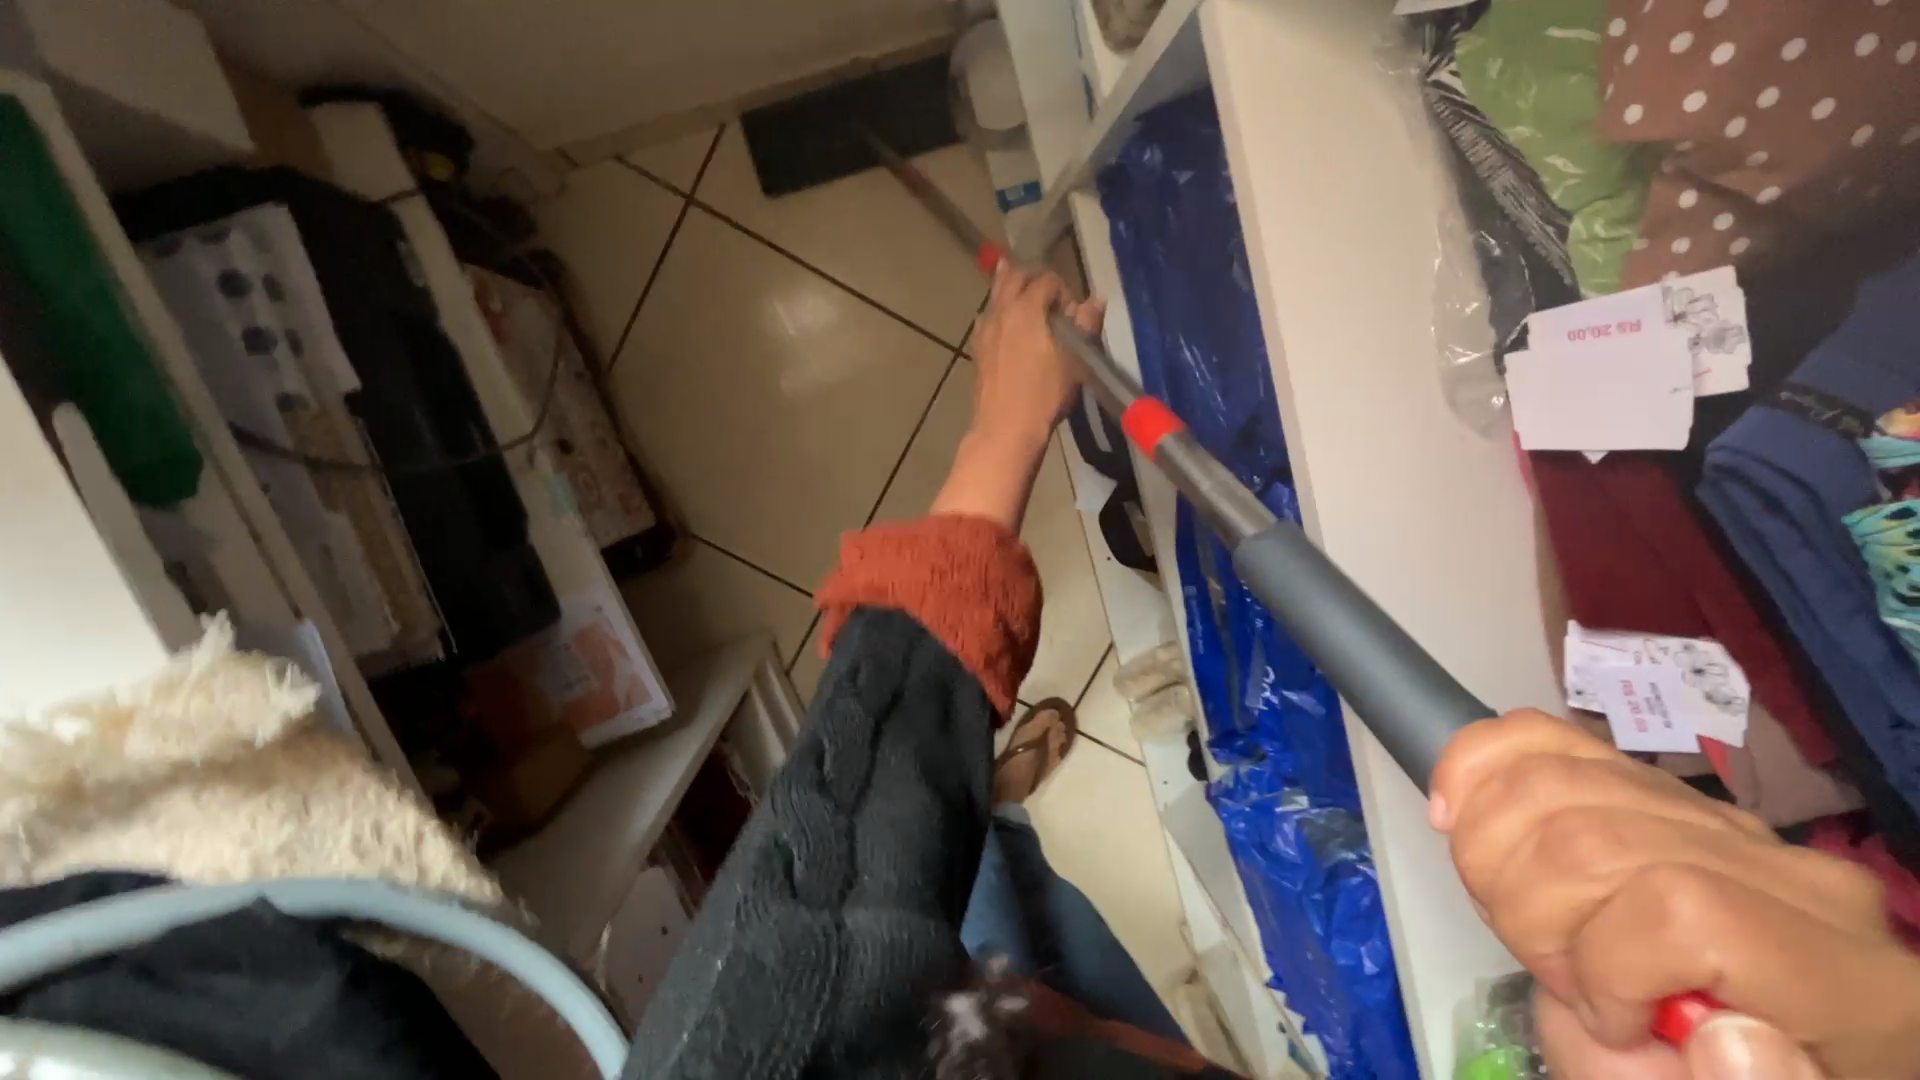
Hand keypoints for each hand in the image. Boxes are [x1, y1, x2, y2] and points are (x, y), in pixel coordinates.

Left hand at [930, 265, 1104, 530]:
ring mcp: (985, 330)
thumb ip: (1086, 325)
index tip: (1074, 312)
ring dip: (1011, 289)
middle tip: (1050, 295)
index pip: (1047, 279)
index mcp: (1026, 308)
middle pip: (1014, 277)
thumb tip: (1096, 300)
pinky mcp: (979, 350)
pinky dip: (998, 313)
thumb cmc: (1044, 394)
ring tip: (1022, 290)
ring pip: (996, 296)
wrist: (1005, 428)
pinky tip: (1003, 323)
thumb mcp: (1075, 359)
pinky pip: (987, 319)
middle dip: (1034, 279)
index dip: (1064, 290)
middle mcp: (1001, 311)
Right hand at [1430, 710, 1919, 1079]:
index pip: (1683, 907)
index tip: (1606, 1020)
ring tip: (1513, 913)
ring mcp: (1696, 809)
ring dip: (1487, 854)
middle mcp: (1771, 863)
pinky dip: (1471, 766)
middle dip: (1528, 910)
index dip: (1608, 962)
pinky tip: (1451, 815)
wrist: (1727, 1019)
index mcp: (1828, 965)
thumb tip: (1727, 1035)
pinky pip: (1533, 735)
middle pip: (1589, 836)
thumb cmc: (1716, 1065)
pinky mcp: (1633, 778)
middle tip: (1549, 969)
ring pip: (1543, 781)